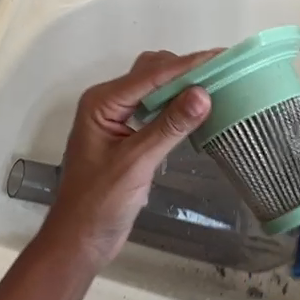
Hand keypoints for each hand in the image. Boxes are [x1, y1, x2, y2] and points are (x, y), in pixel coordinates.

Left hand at [39, 50, 217, 268]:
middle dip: (185, 69)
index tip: (221, 57)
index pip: (151, 75)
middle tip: (221, 72)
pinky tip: (195, 111)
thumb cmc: (99, 204)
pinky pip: (154, 107)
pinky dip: (175, 105)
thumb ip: (169, 126)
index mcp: (102, 102)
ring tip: (214, 85)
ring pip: (153, 87)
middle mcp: (108, 102)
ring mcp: (116, 118)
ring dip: (181, 85)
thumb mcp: (137, 163)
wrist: (79, 242)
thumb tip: (203, 93)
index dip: (187, 65)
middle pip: (151, 72)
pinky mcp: (127, 134)